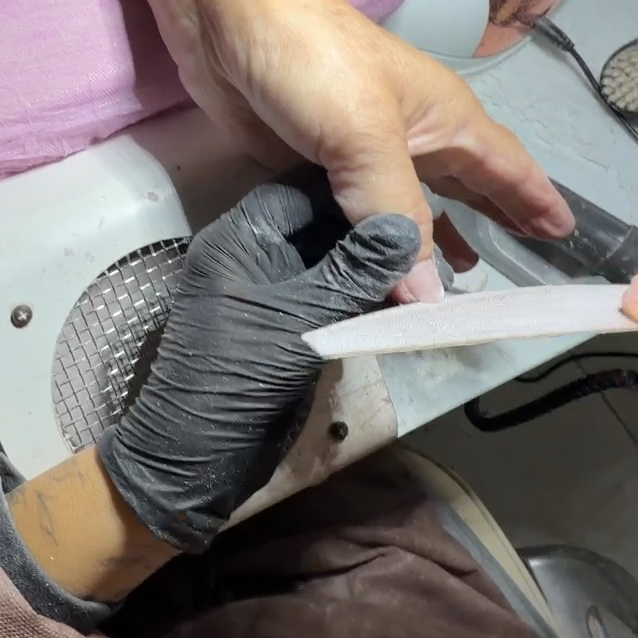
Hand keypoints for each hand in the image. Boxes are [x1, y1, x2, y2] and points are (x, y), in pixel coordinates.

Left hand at [98, 170, 418, 551]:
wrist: (203, 448)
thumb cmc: (242, 374)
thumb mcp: (303, 316)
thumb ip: (354, 269)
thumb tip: (406, 224)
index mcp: (240, 234)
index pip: (305, 189)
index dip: (359, 190)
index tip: (416, 194)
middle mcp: (248, 248)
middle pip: (318, 220)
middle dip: (369, 229)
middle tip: (434, 234)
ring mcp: (262, 283)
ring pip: (324, 255)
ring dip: (369, 264)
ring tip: (429, 267)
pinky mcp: (277, 316)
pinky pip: (321, 288)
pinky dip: (356, 292)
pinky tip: (399, 298)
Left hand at [173, 0, 573, 300]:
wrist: (223, 21)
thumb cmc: (314, 63)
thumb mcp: (367, 135)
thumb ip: (397, 214)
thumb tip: (429, 300)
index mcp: (443, 119)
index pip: (507, 166)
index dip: (536, 201)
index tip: (564, 238)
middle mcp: (407, 137)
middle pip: (459, 190)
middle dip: (484, 227)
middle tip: (500, 282)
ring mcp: (353, 152)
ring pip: (400, 208)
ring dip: (421, 243)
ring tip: (437, 287)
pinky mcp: (307, 165)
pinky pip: (346, 215)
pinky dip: (360, 243)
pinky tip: (360, 270)